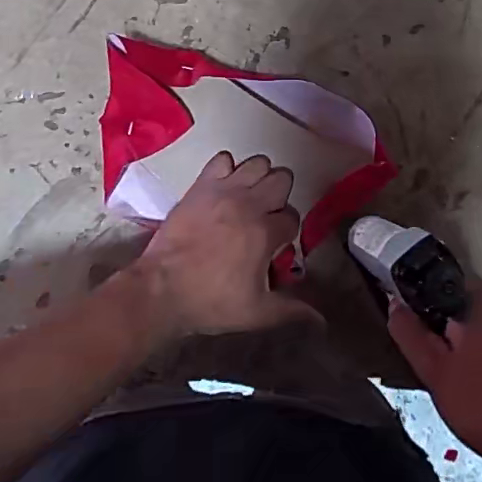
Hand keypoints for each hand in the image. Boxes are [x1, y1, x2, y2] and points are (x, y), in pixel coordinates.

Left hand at [121, 151, 319, 340]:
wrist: (159, 291)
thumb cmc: (210, 302)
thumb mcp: (256, 313)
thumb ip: (292, 311)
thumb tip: (322, 322)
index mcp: (266, 232)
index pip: (293, 217)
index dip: (287, 231)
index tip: (274, 245)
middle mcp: (250, 205)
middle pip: (282, 179)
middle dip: (279, 197)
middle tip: (265, 217)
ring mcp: (224, 191)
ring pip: (258, 163)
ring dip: (259, 178)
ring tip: (248, 198)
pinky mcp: (201, 186)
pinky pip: (223, 159)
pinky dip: (228, 168)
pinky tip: (224, 187)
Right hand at [387, 275, 481, 471]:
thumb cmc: (481, 405)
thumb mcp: (435, 370)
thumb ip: (411, 333)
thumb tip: (394, 302)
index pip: (444, 279)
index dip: (419, 294)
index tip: (405, 317)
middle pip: (461, 300)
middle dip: (439, 319)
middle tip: (423, 349)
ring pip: (476, 320)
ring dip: (457, 335)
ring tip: (443, 366)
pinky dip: (476, 346)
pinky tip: (467, 375)